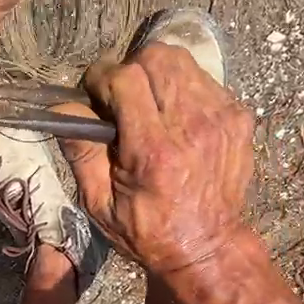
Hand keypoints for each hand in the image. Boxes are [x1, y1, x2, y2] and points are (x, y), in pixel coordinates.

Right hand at [58, 44, 254, 275]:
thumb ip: (82, 153)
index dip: (102, 77)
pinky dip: (182, 90)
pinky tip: (174, 120)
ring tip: (147, 106)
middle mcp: (191, 125)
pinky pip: (204, 80)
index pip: (125, 79)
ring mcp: (221, 116)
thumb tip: (63, 109)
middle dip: (130, 68)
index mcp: (152, 150)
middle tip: (119, 97)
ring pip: (183, 61)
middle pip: (157, 56)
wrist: (203, 246)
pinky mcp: (239, 115)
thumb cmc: (145, 231)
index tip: (93, 93)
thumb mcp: (100, 204)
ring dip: (156, 75)